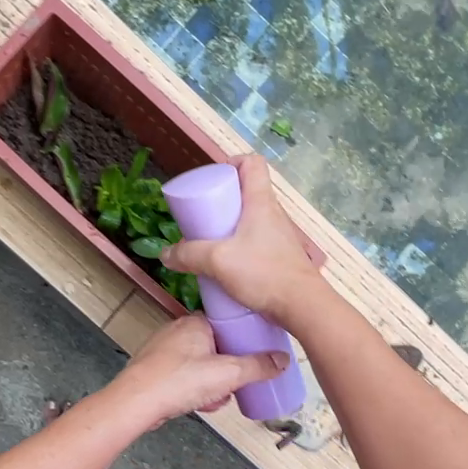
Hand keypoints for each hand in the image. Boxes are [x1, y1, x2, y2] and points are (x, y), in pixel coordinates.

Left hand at [109, 316, 289, 427]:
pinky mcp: (153, 369)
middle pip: (215, 346)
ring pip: (199, 364)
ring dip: (212, 383)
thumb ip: (258, 367)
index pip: (226, 322)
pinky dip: (194, 389)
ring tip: (218, 399)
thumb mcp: (229, 374)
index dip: (242, 339)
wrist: (136, 403)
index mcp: (196, 322)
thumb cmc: (180, 381)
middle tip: (236, 385)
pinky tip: (200, 404)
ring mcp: (163, 350)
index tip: (255, 354)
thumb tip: (282, 361)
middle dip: (228, 369)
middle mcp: (177, 330)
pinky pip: (183, 376)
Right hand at [160, 154, 325, 321]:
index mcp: (260, 202)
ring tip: (208, 244)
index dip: (232, 163)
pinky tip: (225, 266)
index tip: (213, 180)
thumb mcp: (218, 261)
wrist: (301, 305)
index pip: (252, 163)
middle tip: (202, 217)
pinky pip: (254, 242)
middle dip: (221, 201)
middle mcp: (272, 214)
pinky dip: (238, 247)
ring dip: (228, 227)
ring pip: (249, 220)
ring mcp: (278, 236)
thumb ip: (189, 256)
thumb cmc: (263, 273)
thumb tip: (166, 255)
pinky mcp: (279, 257)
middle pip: (246, 193)